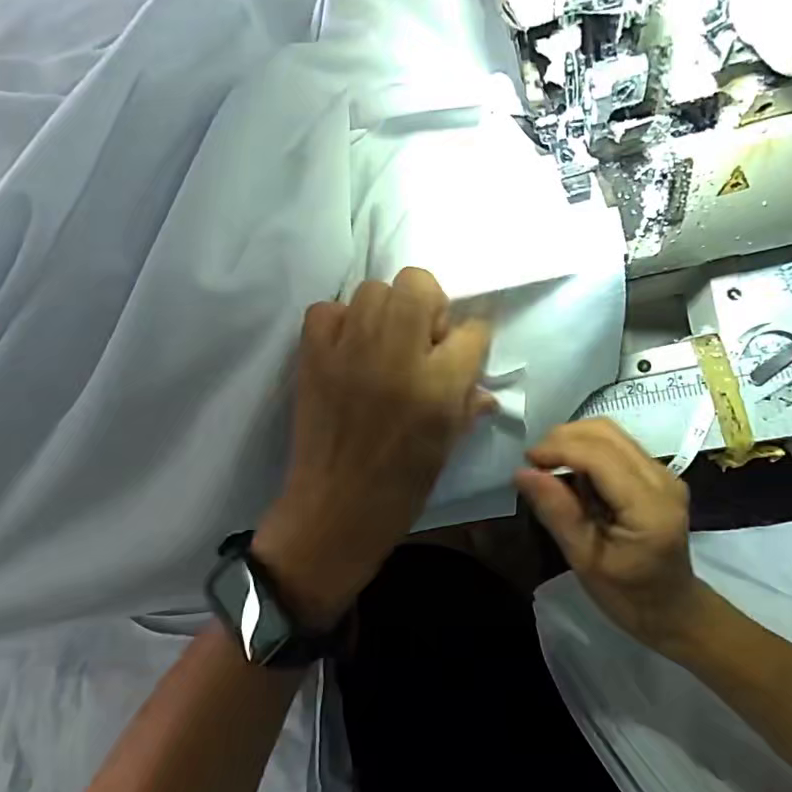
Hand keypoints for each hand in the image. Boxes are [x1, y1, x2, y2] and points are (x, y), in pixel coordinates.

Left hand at [255, 268, 492, 629]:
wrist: (338, 507)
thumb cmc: (404, 483)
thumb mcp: (450, 442)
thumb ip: (468, 401)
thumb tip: (477, 381)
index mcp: (439, 383)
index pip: (472, 329)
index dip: (470, 340)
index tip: (460, 354)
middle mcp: (397, 354)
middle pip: (419, 284)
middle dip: (428, 306)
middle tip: (422, 341)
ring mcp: (350, 350)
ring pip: (374, 289)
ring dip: (386, 311)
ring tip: (383, 345)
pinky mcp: (313, 355)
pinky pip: (328, 310)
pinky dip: (341, 323)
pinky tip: (348, 351)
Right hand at [513, 419, 711, 655]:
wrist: (672, 610)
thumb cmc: (628, 596)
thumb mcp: (585, 560)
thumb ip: (557, 512)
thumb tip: (523, 472)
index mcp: (649, 506)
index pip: (599, 455)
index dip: (558, 449)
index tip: (526, 462)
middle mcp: (662, 478)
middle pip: (606, 433)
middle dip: (563, 439)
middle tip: (534, 463)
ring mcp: (664, 473)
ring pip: (612, 434)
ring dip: (574, 441)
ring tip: (548, 467)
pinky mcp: (658, 474)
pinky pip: (618, 446)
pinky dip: (588, 450)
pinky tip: (572, 475)